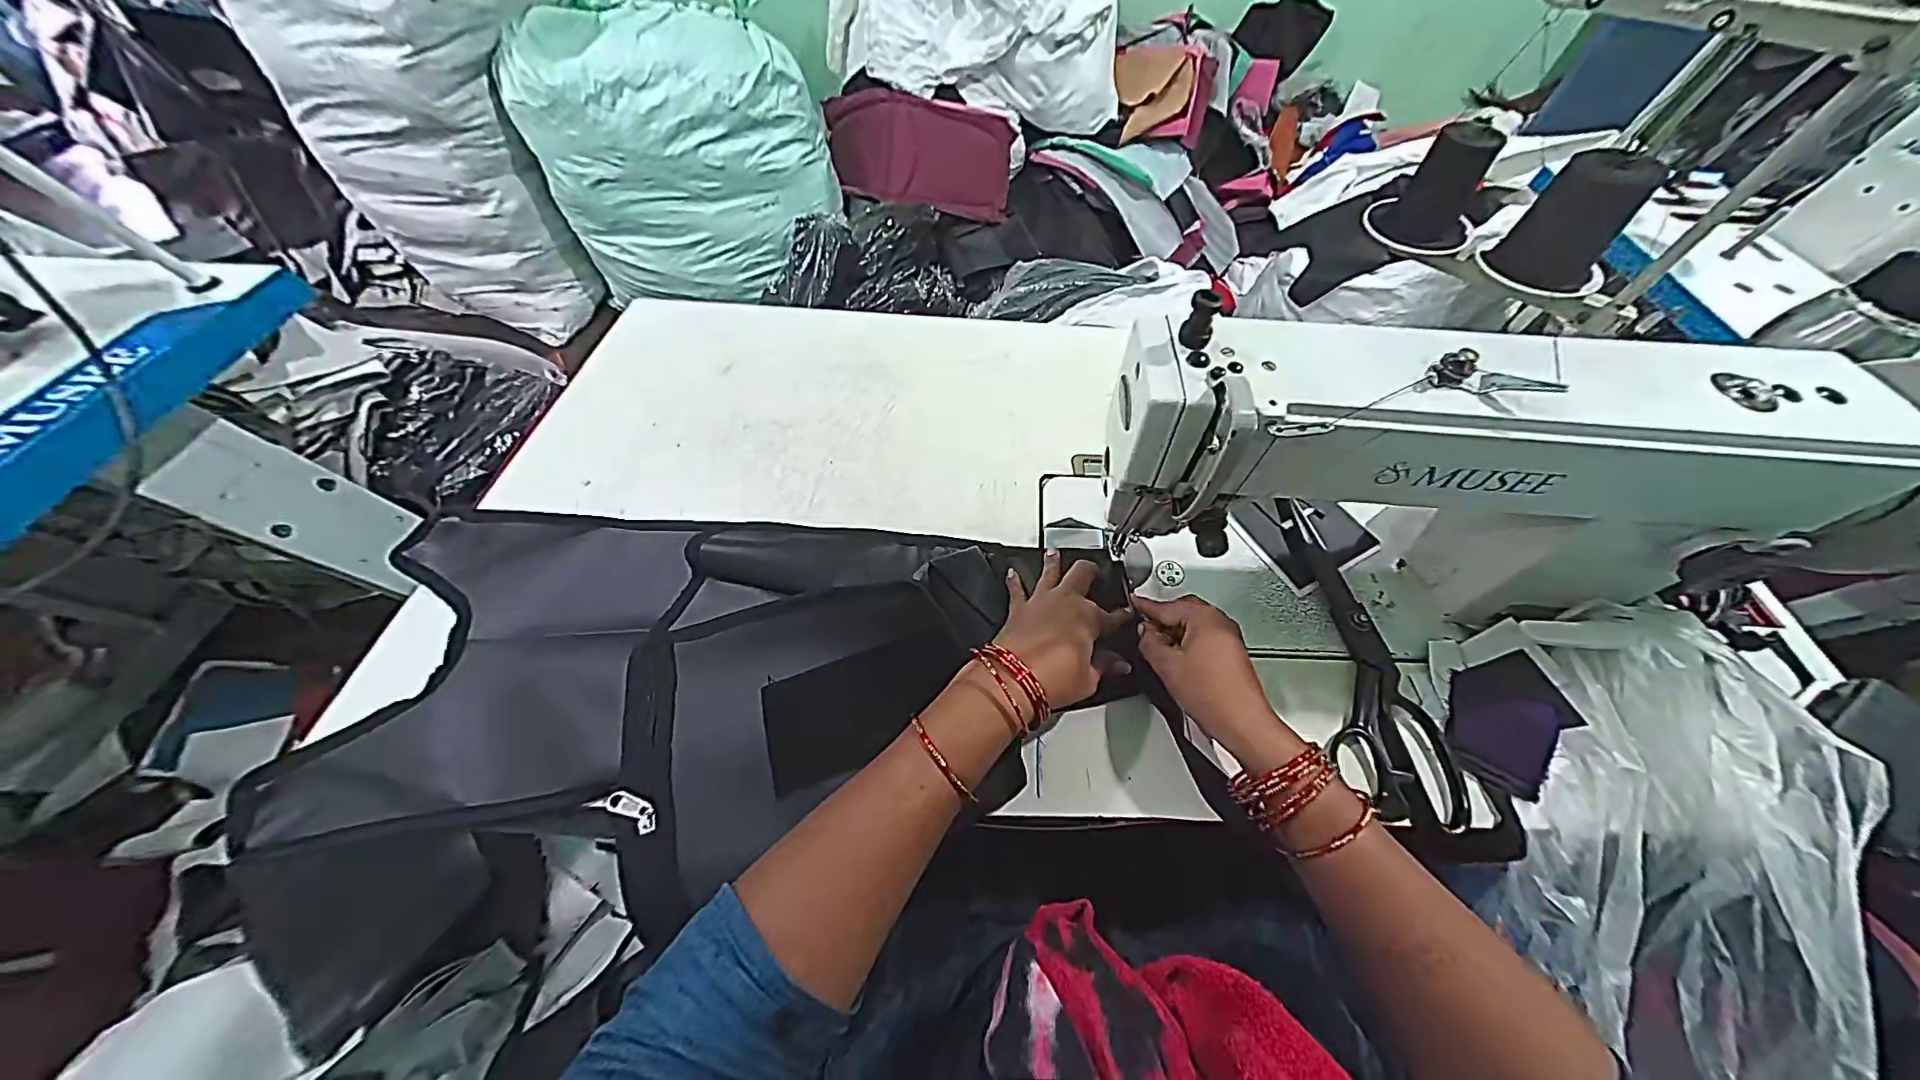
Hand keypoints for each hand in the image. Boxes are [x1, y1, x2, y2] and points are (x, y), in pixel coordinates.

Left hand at [993, 552, 1130, 708]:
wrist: (1014, 678)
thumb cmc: (1053, 678)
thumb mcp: (1088, 679)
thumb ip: (1103, 666)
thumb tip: (1117, 665)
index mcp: (1089, 618)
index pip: (1111, 616)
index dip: (1121, 617)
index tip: (1126, 616)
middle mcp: (1065, 602)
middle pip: (1082, 575)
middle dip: (1092, 571)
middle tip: (1096, 570)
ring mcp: (1041, 602)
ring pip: (1049, 572)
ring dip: (1053, 562)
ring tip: (1054, 553)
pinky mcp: (1018, 609)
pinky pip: (1016, 589)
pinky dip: (1014, 581)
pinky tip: (1012, 573)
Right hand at [1134, 595, 1285, 744]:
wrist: (1241, 722)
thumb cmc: (1215, 696)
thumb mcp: (1166, 666)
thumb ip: (1148, 642)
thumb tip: (1144, 633)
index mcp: (1205, 618)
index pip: (1167, 606)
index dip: (1146, 607)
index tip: (1135, 603)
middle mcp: (1221, 622)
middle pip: (1183, 610)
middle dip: (1162, 619)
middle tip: (1144, 630)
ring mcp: (1230, 637)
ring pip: (1195, 624)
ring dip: (1176, 632)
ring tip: (1160, 650)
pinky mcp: (1232, 652)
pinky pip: (1205, 637)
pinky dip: (1189, 643)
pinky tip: (1179, 661)